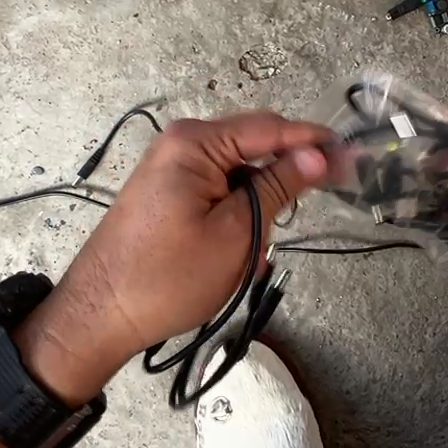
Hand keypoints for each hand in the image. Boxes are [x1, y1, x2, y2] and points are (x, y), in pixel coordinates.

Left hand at [16, 112, 328, 401]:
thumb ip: (280, 186)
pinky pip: (219, 188)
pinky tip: (240, 251)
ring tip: (260, 251)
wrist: (95, 319)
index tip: (351, 155)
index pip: (271, 128)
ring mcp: (173, 165)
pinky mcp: (169, 189)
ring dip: (260, 203)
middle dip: (287, 174)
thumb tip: (319, 153)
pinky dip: (238, 213)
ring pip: (240, 171)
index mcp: (196, 142)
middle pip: (255, 145)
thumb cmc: (167, 278)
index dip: (314, 141)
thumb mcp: (236, 233)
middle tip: (322, 198)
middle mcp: (183, 142)